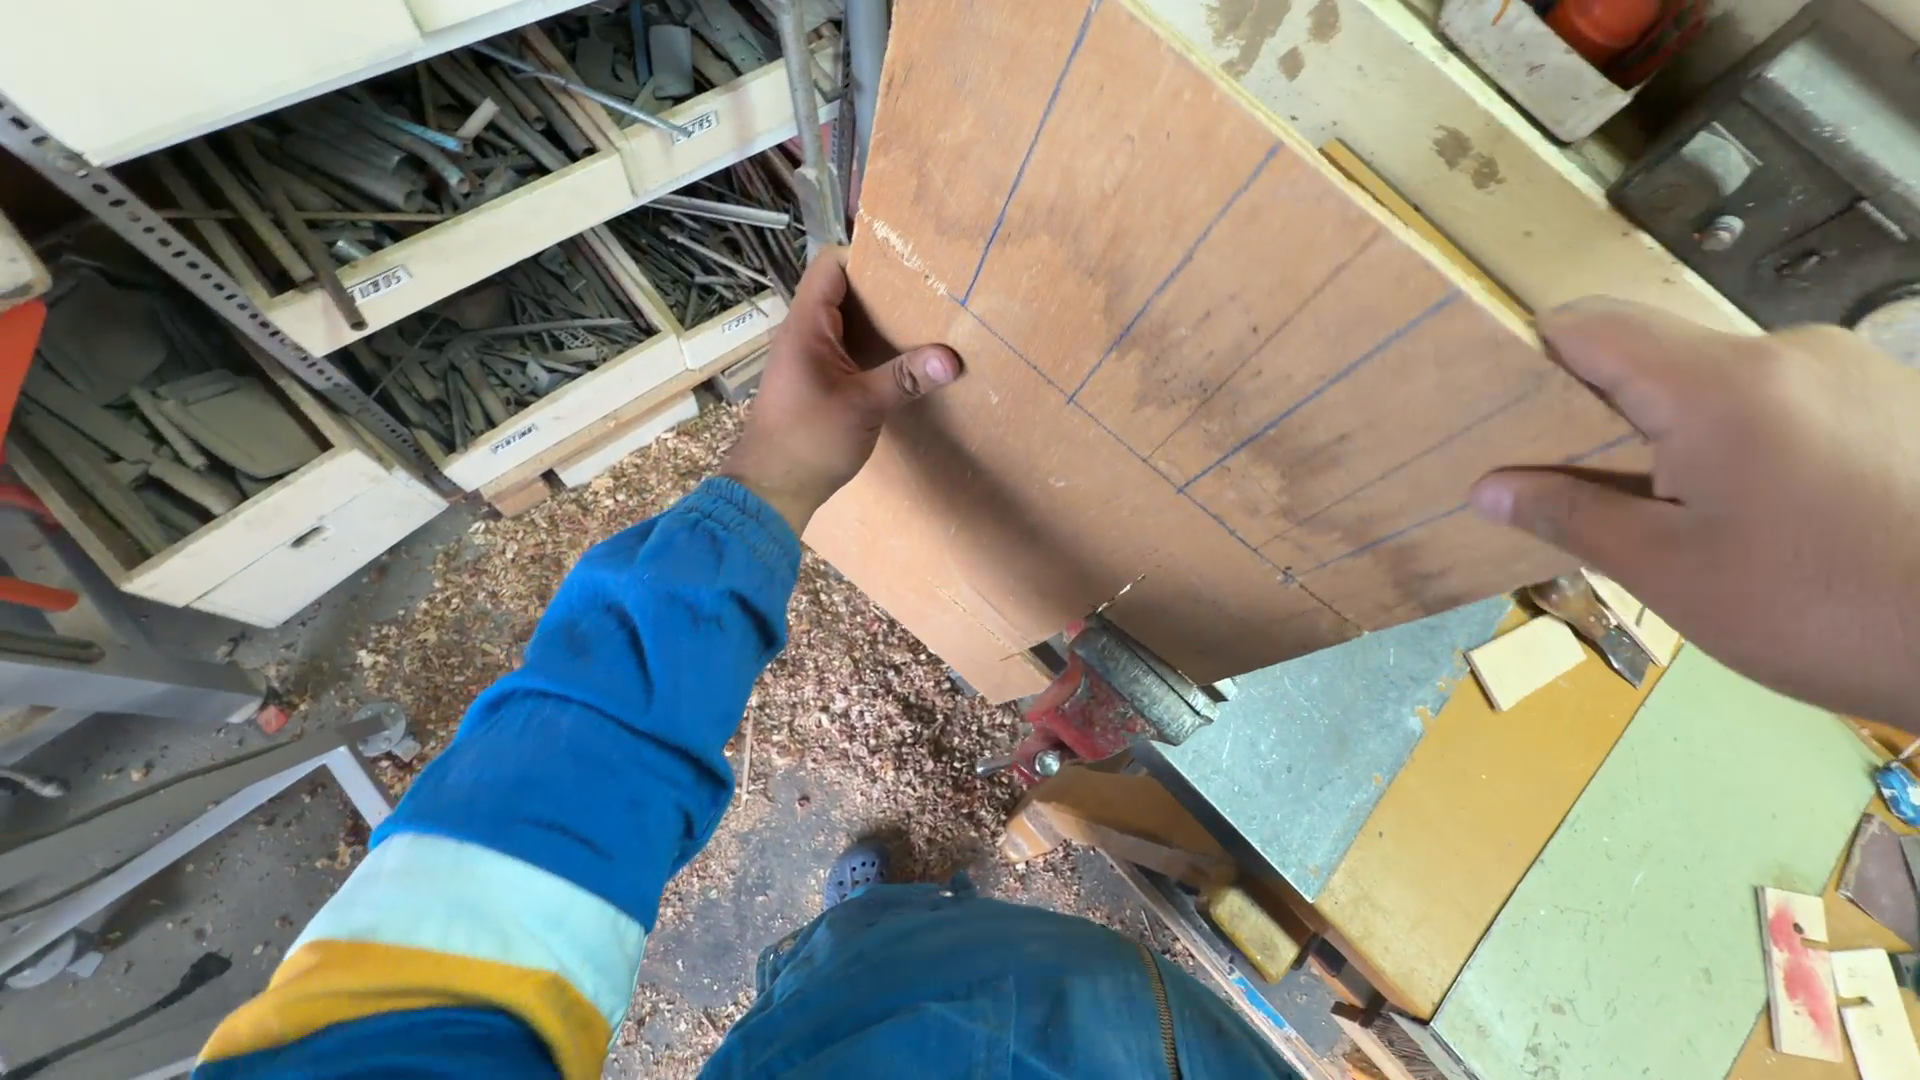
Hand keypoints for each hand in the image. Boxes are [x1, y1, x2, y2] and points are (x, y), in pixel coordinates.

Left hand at [720, 248, 961, 533]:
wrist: (771, 488)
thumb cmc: (809, 440)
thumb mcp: (863, 407)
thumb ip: (905, 378)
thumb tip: (952, 358)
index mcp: (806, 326)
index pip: (831, 266)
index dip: (866, 256)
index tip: (909, 263)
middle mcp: (803, 333)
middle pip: (842, 291)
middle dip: (883, 289)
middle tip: (928, 291)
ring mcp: (807, 358)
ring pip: (845, 323)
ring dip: (878, 321)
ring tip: (923, 319)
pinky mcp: (815, 381)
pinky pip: (845, 349)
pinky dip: (870, 347)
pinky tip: (900, 360)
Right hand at [1469, 299, 1919, 725]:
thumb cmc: (1822, 605)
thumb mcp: (1667, 570)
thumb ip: (1568, 515)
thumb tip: (1485, 490)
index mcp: (1720, 383)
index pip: (1587, 324)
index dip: (1531, 358)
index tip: (1504, 417)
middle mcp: (1788, 353)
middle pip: (1648, 352)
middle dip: (1596, 412)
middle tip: (1575, 486)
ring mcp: (1855, 372)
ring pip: (1711, 380)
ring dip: (1667, 431)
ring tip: (1672, 511)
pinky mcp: (1896, 403)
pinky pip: (1774, 400)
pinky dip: (1732, 439)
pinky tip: (1758, 511)